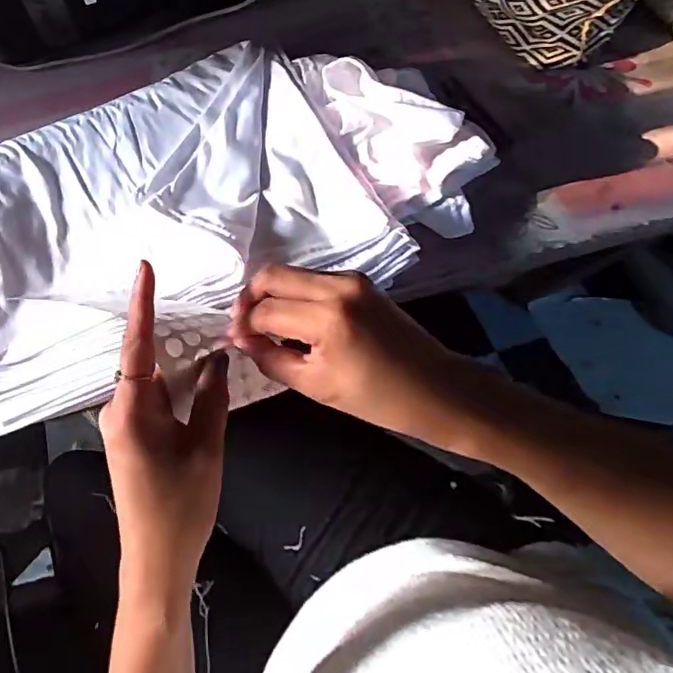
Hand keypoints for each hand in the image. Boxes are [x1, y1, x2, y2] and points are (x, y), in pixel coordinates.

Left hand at [101, 261, 228, 601]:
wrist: (155, 562)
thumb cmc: (181, 507)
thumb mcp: (206, 448)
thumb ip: (210, 397)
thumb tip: (215, 357)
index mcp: (131, 408)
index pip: (137, 343)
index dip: (142, 303)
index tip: (144, 268)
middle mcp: (117, 409)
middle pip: (142, 358)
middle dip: (167, 333)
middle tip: (197, 310)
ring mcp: (119, 424)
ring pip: (148, 379)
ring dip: (173, 363)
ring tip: (202, 343)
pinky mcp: (128, 436)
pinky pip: (148, 397)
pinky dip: (170, 385)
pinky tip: (194, 381)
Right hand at [228, 265, 486, 445]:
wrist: (439, 388)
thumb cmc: (379, 399)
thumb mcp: (316, 387)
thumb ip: (271, 359)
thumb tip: (241, 340)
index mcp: (328, 319)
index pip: (266, 310)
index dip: (243, 325)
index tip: (233, 340)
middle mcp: (336, 287)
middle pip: (272, 275)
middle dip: (249, 297)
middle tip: (242, 323)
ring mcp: (349, 279)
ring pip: (290, 273)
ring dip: (270, 293)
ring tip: (264, 323)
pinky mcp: (358, 280)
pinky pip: (310, 278)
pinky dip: (293, 293)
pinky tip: (292, 319)